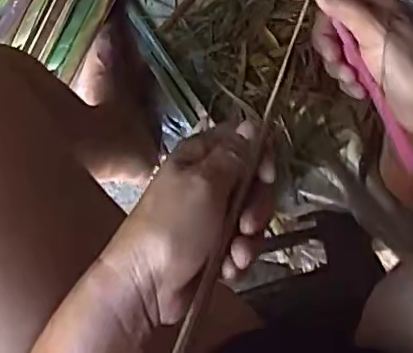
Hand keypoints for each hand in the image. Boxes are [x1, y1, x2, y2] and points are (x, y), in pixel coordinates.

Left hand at [100, 121, 274, 326]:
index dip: (259, 154)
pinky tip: (227, 269)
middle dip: (257, 205)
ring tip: (235, 255)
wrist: (146, 287)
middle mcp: (207, 179)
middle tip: (246, 224)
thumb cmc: (173, 226)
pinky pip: (241, 244)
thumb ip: (233, 156)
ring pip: (250, 215)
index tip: (266, 176)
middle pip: (252, 180)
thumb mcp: (205, 185)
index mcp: (200, 155)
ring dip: (248, 239)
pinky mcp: (214, 246)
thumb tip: (251, 125)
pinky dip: (238, 258)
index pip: (241, 139)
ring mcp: (211, 214)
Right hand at [284, 0, 412, 137]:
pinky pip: (346, 65)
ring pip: (336, 45)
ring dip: (338, 64)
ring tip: (353, 80)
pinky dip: (348, 78)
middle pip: (332, 19)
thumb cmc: (410, 67)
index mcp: (378, 4)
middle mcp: (373, 20)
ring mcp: (372, 45)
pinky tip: (361, 89)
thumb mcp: (376, 34)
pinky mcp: (371, 68)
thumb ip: (346, 9)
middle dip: (328, 41)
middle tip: (335, 58)